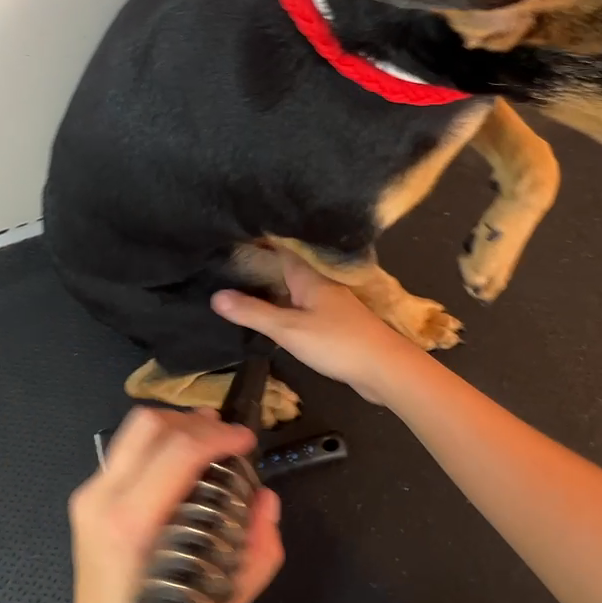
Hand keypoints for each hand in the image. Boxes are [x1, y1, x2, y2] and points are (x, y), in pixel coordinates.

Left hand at [67, 406, 283, 602]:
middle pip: (148, 423)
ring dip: (177, 426)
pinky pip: (125, 451)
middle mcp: (102, 499)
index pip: (178, 451)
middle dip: (195, 421)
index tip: (245, 439)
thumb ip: (252, 554)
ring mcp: (89, 495)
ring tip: (208, 440)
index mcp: (130, 524)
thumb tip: (266, 503)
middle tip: (226, 434)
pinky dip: (159, 444)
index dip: (218, 436)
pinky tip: (181, 460)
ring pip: (133, 428)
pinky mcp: (87, 497)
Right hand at [212, 251, 426, 402]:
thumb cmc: (337, 342)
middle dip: (260, 261)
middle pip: (284, 266)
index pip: (278, 246)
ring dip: (272, 284)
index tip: (230, 232)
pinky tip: (270, 310)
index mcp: (307, 274)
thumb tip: (215, 295)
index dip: (256, 238)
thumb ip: (252, 312)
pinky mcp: (334, 322)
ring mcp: (328, 302)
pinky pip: (301, 304)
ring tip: (240, 281)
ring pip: (293, 286)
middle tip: (227, 259)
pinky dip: (284, 303)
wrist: (386, 369)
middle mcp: (318, 282)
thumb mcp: (288, 329)